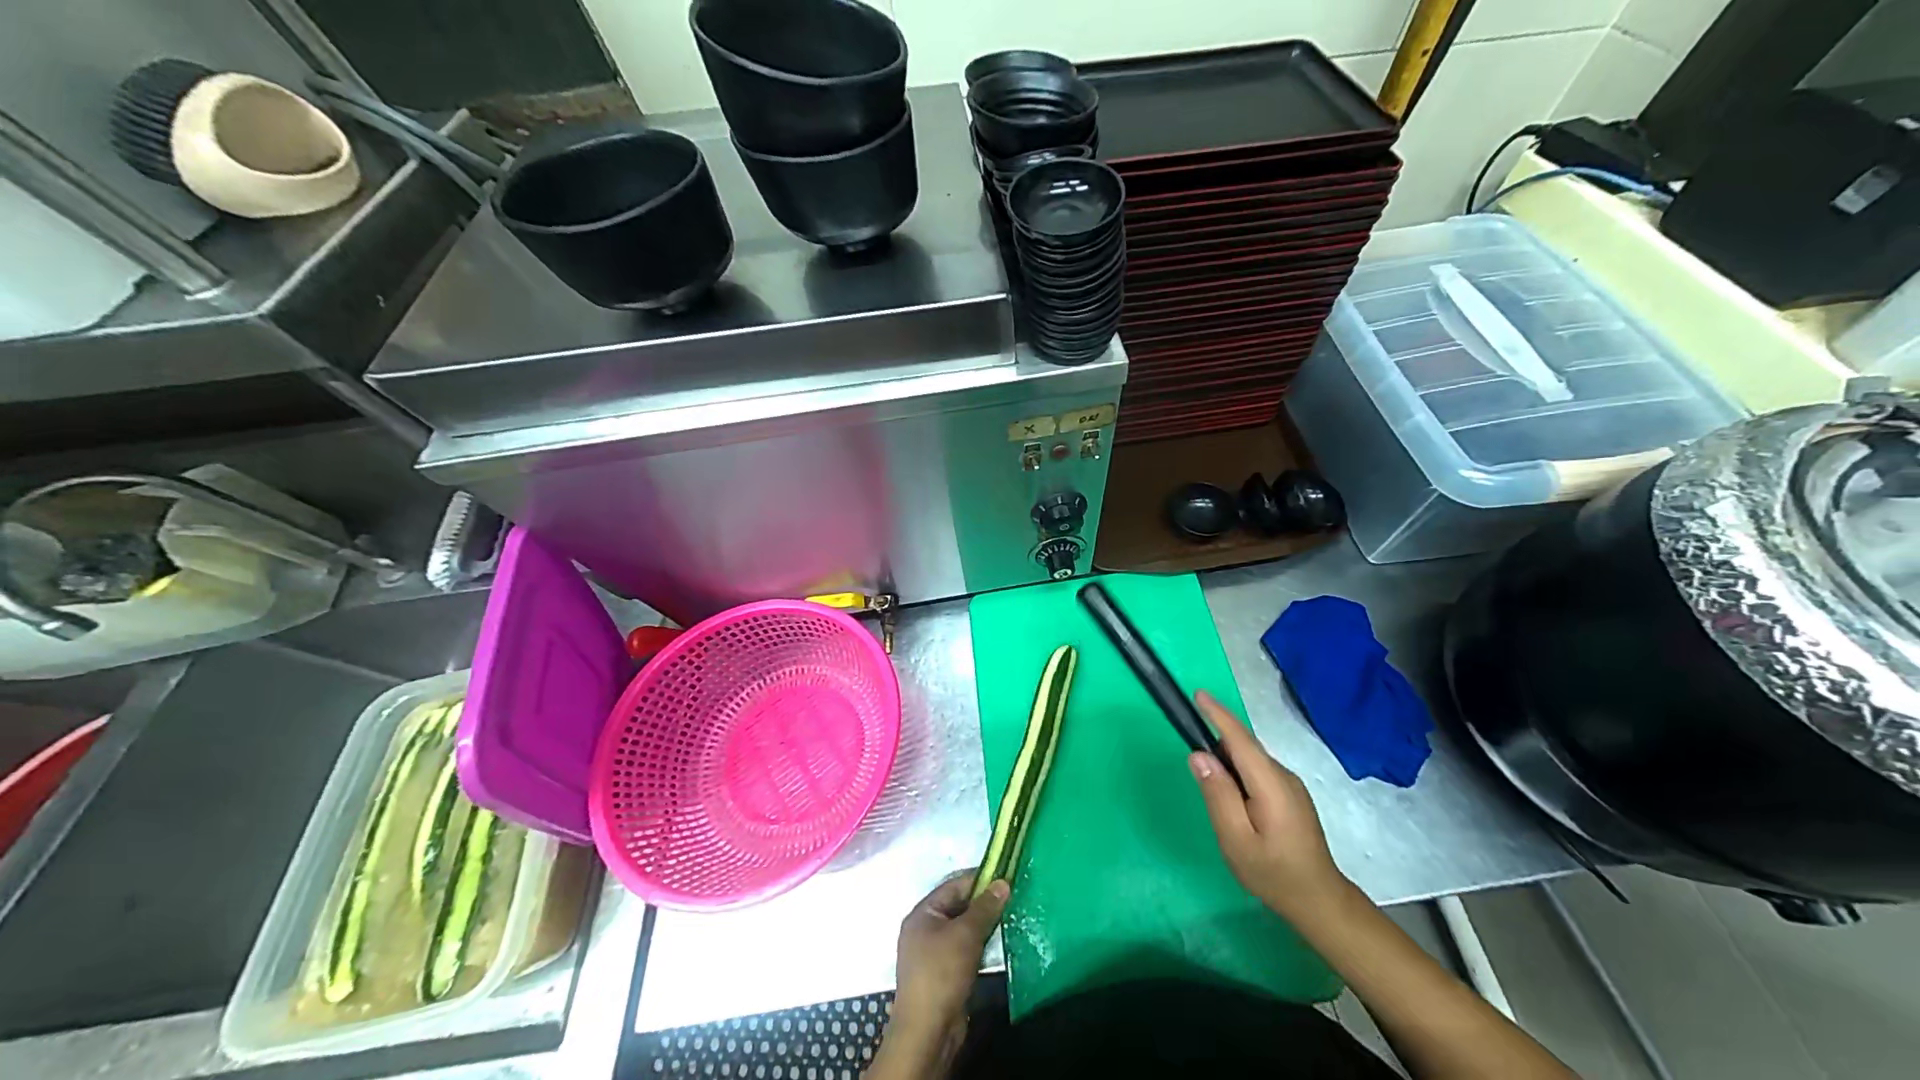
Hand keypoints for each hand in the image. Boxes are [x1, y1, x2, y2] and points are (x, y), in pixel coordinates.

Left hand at [872, 870, 1007, 1077]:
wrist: (928, 1029)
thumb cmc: (942, 972)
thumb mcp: (966, 934)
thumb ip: (984, 907)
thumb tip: (1002, 882)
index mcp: (922, 913)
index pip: (953, 886)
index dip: (978, 880)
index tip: (1004, 877)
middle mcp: (924, 929)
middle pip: (957, 907)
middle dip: (983, 903)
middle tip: (1011, 898)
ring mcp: (933, 952)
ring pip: (962, 929)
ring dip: (983, 925)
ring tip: (1009, 918)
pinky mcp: (944, 972)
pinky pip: (964, 948)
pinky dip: (979, 944)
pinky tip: (997, 943)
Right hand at [1188, 690, 1347, 919]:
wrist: (1319, 900)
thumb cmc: (1273, 873)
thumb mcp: (1236, 840)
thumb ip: (1218, 795)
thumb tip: (1199, 755)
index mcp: (1271, 785)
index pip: (1241, 740)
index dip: (1219, 715)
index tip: (1198, 694)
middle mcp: (1284, 777)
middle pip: (1246, 747)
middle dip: (1217, 735)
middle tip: (1189, 747)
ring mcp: (1290, 786)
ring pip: (1252, 759)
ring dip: (1227, 757)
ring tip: (1206, 777)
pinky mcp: (1290, 795)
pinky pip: (1258, 771)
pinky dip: (1238, 769)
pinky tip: (1229, 792)